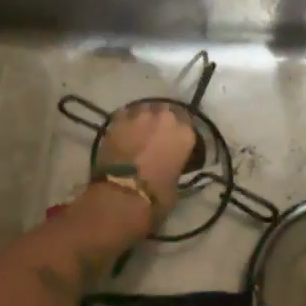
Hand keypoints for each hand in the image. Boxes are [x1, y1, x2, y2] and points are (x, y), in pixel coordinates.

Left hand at [94, 100, 194, 217]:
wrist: (123, 193)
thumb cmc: (156, 195)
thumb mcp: (176, 183)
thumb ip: (175, 165)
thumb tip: (169, 165)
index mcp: (185, 134)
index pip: (186, 125)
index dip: (178, 133)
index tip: (173, 141)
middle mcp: (166, 118)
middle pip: (165, 113)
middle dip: (160, 122)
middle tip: (154, 136)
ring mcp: (140, 115)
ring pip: (144, 110)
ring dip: (142, 120)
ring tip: (137, 132)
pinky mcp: (118, 119)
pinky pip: (124, 115)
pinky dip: (125, 122)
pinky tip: (122, 131)